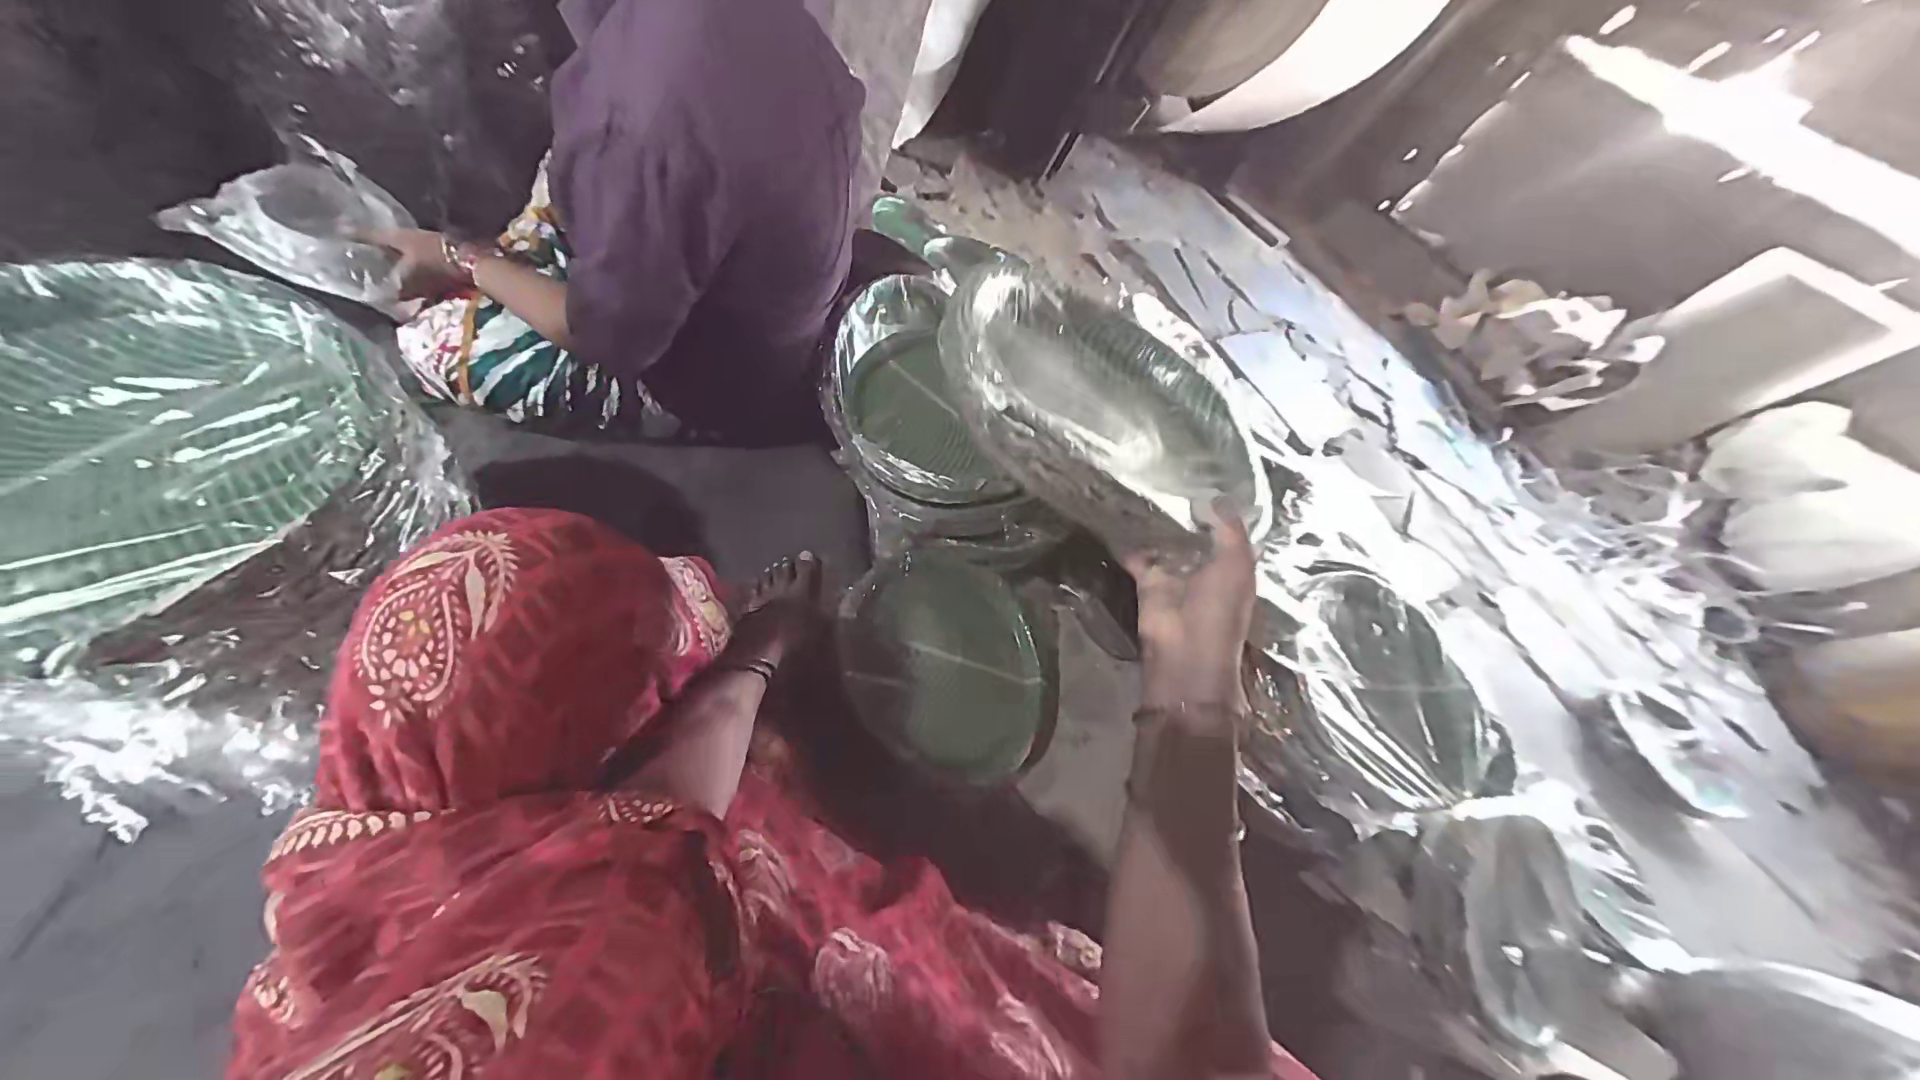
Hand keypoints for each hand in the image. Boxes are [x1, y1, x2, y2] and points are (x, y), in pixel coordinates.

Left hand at [363, 227, 468, 299]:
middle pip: (399, 294)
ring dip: (410, 286)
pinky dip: (425, 285)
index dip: (373, 285)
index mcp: (400, 286)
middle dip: (393, 286)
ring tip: (404, 273)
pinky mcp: (449, 293)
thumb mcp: (400, 238)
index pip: (380, 292)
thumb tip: (340, 230)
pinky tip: (425, 275)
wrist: (474, 263)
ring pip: (415, 293)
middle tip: (384, 273)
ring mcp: (434, 297)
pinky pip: (430, 291)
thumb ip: (372, 236)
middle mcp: (415, 297)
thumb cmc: (433, 251)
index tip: (367, 276)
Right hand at [1122, 500, 1256, 724]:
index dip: (1220, 511)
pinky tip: (1123, 520)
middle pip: (1195, 537)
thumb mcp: (1236, 564)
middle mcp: (1206, 570)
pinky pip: (1140, 558)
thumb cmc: (1219, 609)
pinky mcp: (1149, 584)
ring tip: (1147, 491)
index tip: (1207, 481)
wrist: (1184, 651)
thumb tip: (1217, 498)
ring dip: (1158, 527)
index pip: (1227, 533)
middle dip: (1186, 514)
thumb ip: (1230, 530)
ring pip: (1167, 545)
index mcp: (1234, 568)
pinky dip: (1131, 544)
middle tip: (1172, 480)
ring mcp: (1176, 578)